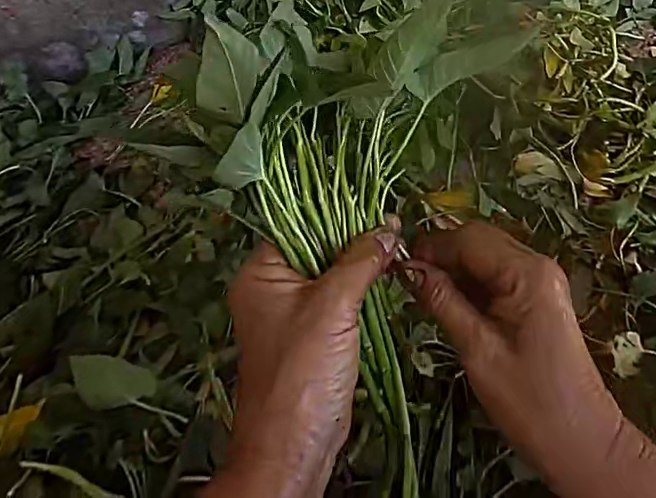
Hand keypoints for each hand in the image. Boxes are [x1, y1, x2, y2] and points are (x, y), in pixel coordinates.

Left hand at [206, 226, 401, 497]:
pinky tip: (385, 274)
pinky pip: (336, 297)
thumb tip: (387, 227)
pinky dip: (359, 287)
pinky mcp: (311, 333)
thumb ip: (361, 260)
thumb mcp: (333, 306)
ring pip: (330, 271)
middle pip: (317, 246)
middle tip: (391, 225)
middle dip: (354, 237)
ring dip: (361, 262)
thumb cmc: (302, 374)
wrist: (293, 452)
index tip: (372, 203)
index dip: (336, 211)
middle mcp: (271, 286)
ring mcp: (291, 311)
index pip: (298, 223)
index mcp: (261, 272)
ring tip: (395, 244)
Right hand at [403, 223, 655, 497]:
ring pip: (487, 253)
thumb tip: (408, 268)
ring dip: (455, 266)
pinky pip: (497, 272)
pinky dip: (472, 280)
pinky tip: (450, 297)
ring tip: (424, 287)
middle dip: (443, 252)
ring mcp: (540, 277)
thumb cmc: (529, 402)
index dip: (432, 246)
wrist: (583, 442)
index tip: (399, 262)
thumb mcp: (478, 351)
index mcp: (526, 272)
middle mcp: (536, 263)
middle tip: (409, 275)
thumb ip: (443, 301)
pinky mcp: (539, 293)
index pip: (470, 238)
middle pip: (479, 239)